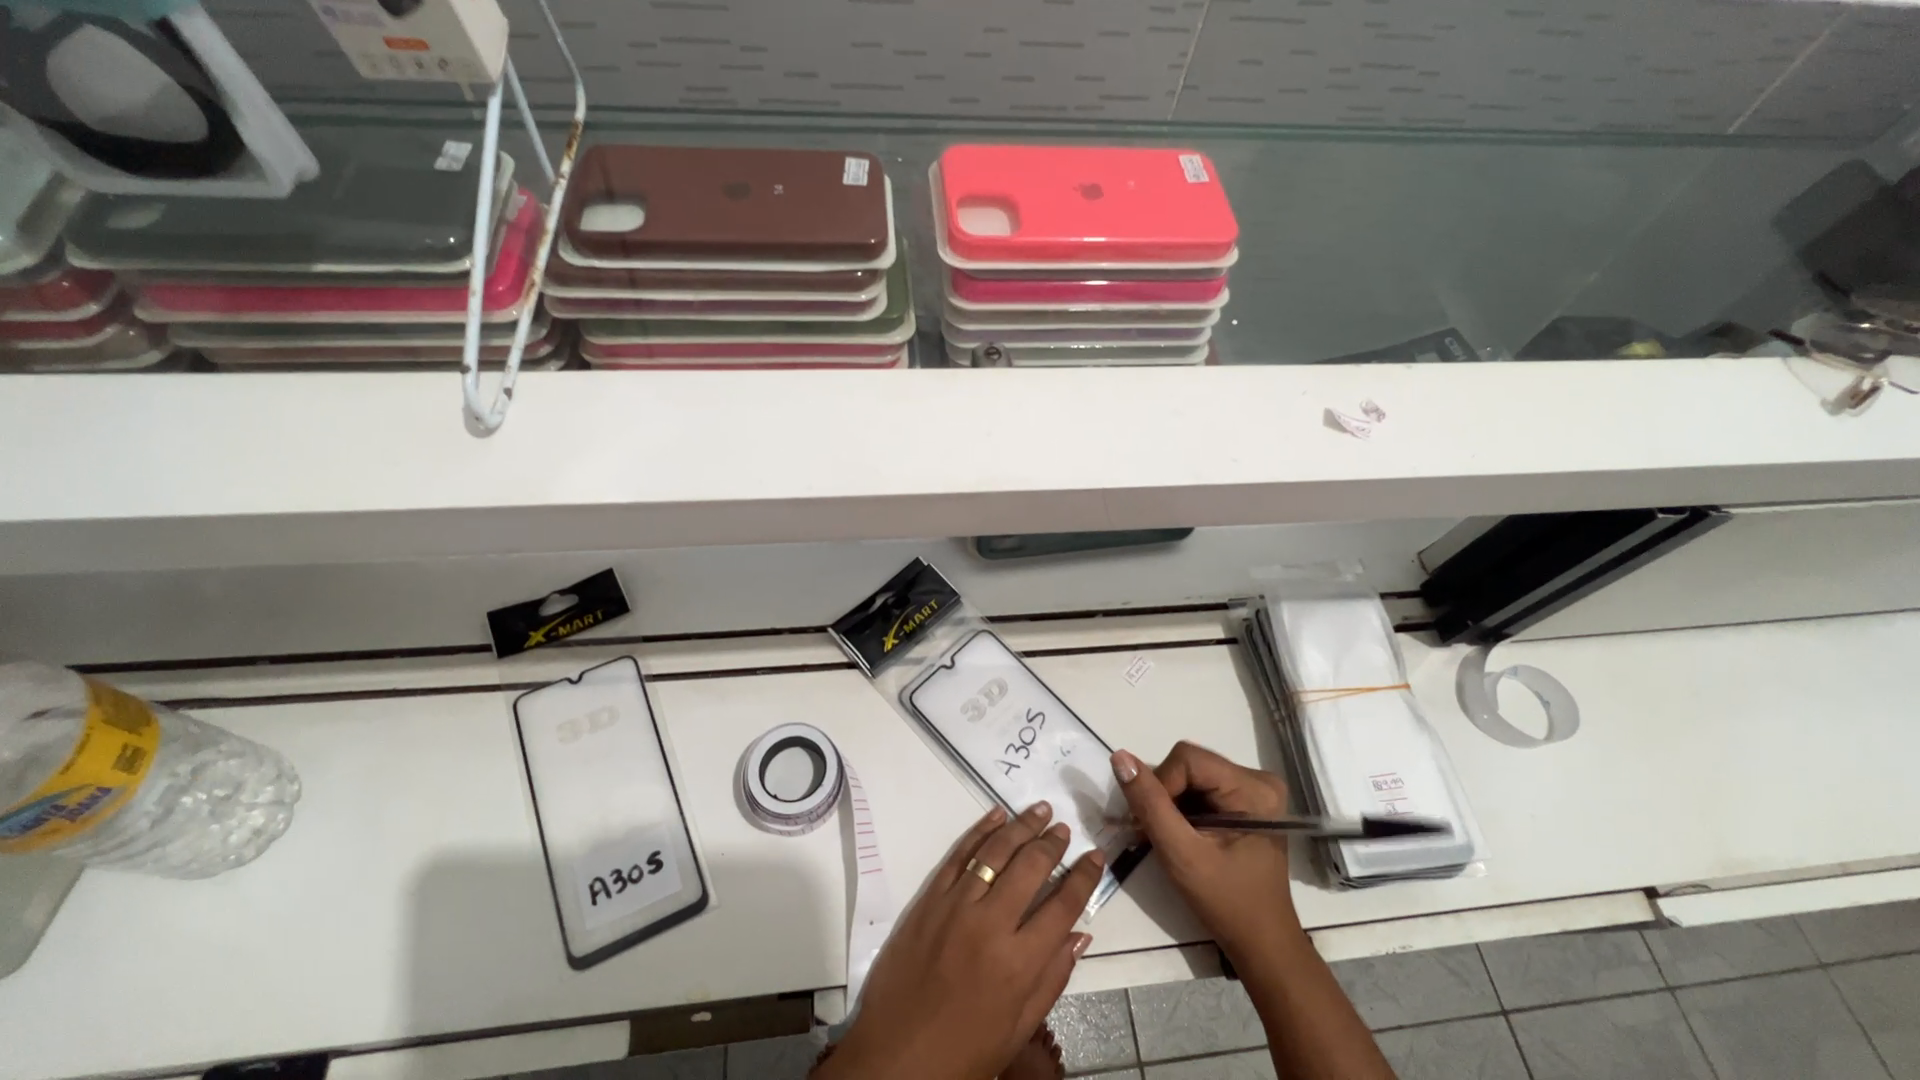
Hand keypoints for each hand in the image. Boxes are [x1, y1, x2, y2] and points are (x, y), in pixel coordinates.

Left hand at [819, 801, 1104, 1079]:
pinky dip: (979, 833)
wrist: (896, 1057)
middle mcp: (991, 925)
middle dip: (1052, 844)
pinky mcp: (927, 901)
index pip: (1064, 905)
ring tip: (1040, 810)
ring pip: (995, 853)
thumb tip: (1081, 934)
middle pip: (1030, 869)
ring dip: (1020, 827)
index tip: (1095, 856)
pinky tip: (995, 817)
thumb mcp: (1019, 1028)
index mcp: (1020, 962)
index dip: (1084, 877)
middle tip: (1065, 828)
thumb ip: (1052, 978)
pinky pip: (957, 857)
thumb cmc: (965, 1051)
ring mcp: (955, 907)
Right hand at [1111, 742, 1300, 959]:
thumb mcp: (1181, 854)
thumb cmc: (1225, 901)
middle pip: (1189, 765)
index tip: (1148, 824)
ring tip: (1160, 836)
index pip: (1187, 759)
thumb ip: (1150, 804)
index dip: (1159, 785)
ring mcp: (1254, 790)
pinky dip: (1181, 809)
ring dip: (1168, 803)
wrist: (1260, 940)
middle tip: (1148, 832)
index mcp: (1254, 788)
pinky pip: (1200, 789)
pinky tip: (1176, 834)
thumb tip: (1120, 758)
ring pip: (1191, 776)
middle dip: (1163, 795)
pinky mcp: (1245, 803)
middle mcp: (1258, 779)